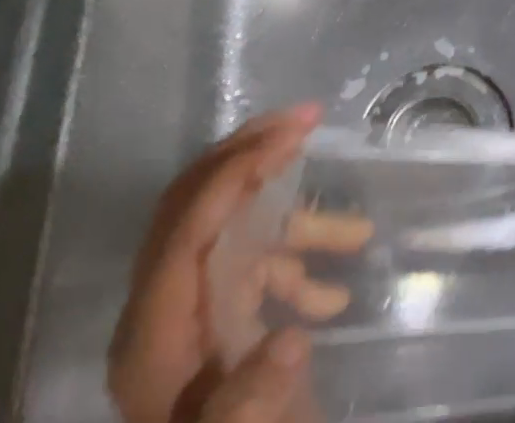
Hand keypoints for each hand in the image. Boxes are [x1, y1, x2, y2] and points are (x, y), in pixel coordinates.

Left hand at [109, 104, 372, 422]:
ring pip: (235, 234)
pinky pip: (253, 266)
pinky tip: (332, 299)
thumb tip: (293, 335)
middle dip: (250, 156)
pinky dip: (297, 266)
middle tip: (306, 119)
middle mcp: (162, 309)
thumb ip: (253, 397)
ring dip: (296, 225)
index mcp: (154, 333)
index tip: (296, 132)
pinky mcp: (214, 321)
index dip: (236, 173)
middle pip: (195, 206)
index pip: (186, 228)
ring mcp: (188, 312)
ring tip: (359, 235)